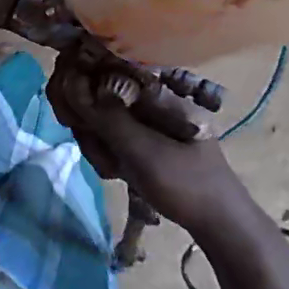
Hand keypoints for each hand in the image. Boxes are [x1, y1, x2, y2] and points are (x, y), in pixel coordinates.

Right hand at [47, 69, 249, 232]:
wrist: (220, 226)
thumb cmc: (188, 183)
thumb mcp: (143, 151)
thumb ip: (105, 117)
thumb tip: (69, 81)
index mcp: (154, 83)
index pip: (100, 62)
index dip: (75, 81)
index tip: (68, 112)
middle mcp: (145, 90)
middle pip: (91, 88)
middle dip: (85, 121)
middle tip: (99, 151)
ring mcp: (141, 113)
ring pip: (94, 114)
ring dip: (94, 141)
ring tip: (112, 167)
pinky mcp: (138, 134)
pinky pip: (104, 132)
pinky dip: (103, 151)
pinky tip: (115, 171)